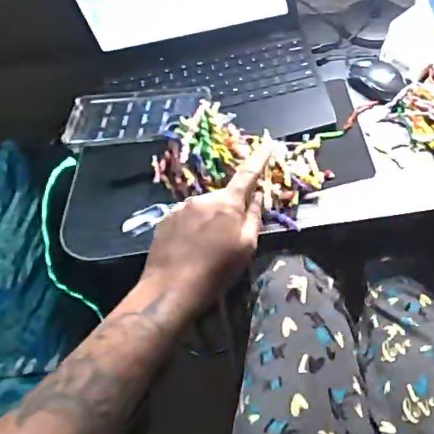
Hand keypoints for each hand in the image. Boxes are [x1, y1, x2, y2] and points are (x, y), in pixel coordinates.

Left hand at [138, 143, 272, 310]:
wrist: (170, 290)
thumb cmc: (216, 271)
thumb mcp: (247, 246)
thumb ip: (254, 216)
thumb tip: (256, 194)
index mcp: (227, 203)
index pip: (248, 174)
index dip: (260, 158)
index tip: (268, 143)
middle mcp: (202, 198)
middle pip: (224, 197)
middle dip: (231, 210)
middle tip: (232, 239)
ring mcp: (180, 208)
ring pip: (205, 209)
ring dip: (211, 222)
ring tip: (209, 250)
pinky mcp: (164, 221)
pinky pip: (187, 219)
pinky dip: (194, 230)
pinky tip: (192, 251)